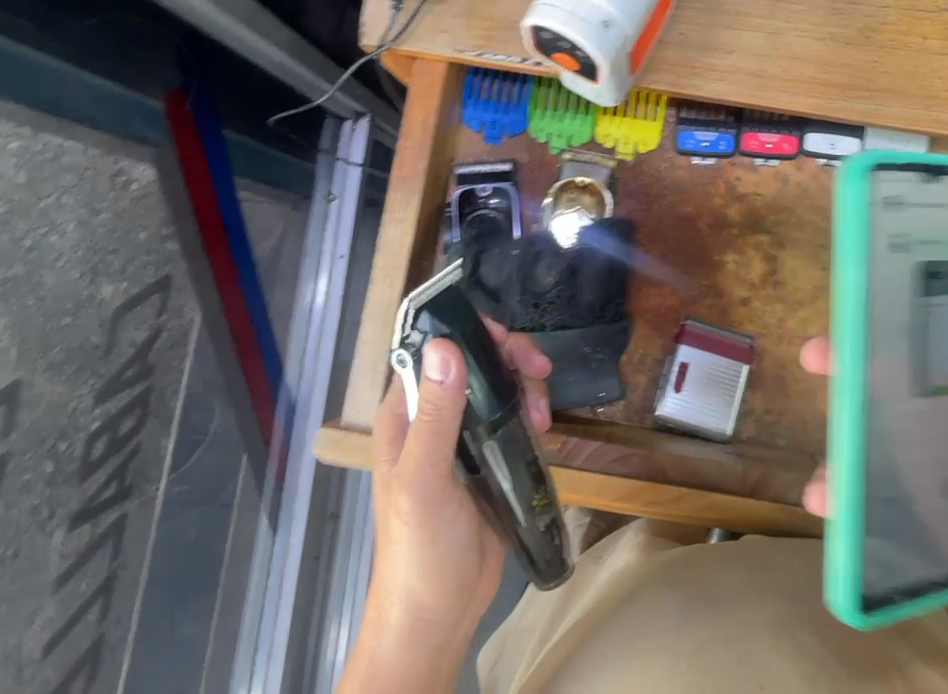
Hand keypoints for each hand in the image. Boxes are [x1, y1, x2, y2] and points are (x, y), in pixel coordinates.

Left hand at [342, 318, 551, 693]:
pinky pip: (514, 420)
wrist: (440, 614)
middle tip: (540, 371)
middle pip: (475, 364)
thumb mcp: (424, 479)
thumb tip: (444, 346)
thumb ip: (435, 415)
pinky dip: (531, 416)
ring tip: (541, 419)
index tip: (504, 337)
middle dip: (509, 359)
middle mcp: (434, 420)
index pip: (432, 352)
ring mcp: (464, 441)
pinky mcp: (491, 461)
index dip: (467, 333)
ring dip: (526, 389)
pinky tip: (542, 431)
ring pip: (500, 389)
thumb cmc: (420, 548)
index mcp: (405, 417)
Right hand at [801, 319, 947, 692]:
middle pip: (920, 371)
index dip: (939, 300)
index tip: (883, 286)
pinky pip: (888, 494)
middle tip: (821, 353)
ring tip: (825, 451)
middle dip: (867, 354)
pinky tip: (832, 505)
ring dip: (849, 427)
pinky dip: (854, 495)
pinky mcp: (939, 515)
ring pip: (891, 429)